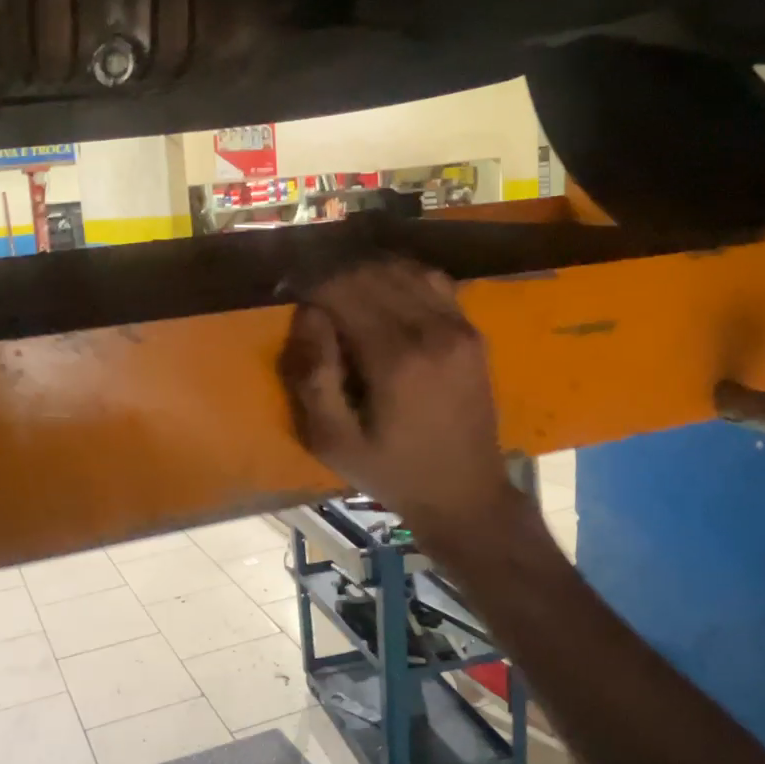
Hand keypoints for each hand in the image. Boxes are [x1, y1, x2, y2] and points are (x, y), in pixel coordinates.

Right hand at [277, 260, 527, 553]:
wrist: (466, 494)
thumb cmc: (390, 471)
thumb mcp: (332, 441)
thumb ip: (313, 376)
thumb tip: (307, 315)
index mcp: (395, 359)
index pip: (343, 292)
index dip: (311, 288)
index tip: (291, 298)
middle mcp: (432, 331)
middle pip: (372, 274)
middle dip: (335, 278)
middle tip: (312, 299)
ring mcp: (459, 327)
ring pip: (403, 269)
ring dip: (366, 273)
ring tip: (342, 294)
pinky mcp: (472, 331)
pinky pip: (433, 281)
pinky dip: (401, 278)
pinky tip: (381, 294)